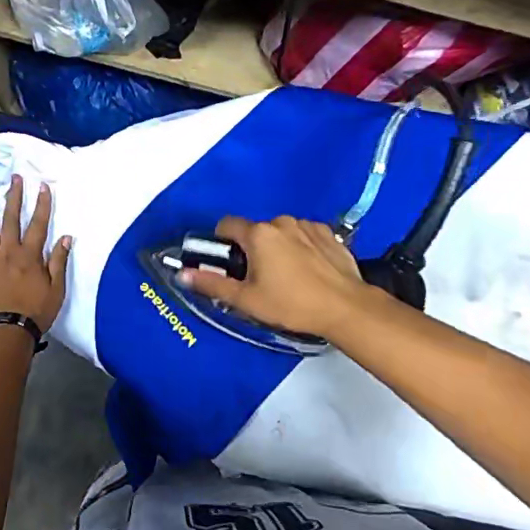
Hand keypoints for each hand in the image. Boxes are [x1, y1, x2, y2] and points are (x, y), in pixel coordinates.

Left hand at [0, 175, 71, 330]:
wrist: (8, 331)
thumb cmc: (36, 311)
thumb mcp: (56, 289)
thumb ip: (59, 261)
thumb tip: (65, 237)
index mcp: (29, 255)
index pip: (38, 224)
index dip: (42, 204)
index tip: (43, 186)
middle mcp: (8, 252)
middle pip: (11, 220)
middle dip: (13, 197)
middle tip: (14, 178)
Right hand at [178, 216, 374, 339]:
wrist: (346, 308)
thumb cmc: (292, 304)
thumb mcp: (247, 300)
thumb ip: (212, 284)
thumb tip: (183, 275)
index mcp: (258, 234)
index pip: (226, 225)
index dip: (222, 243)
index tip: (228, 263)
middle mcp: (281, 222)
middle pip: (254, 230)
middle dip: (252, 249)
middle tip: (258, 278)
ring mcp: (306, 225)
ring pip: (280, 232)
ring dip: (277, 247)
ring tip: (287, 276)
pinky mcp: (327, 233)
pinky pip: (303, 235)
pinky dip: (300, 247)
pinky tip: (307, 270)